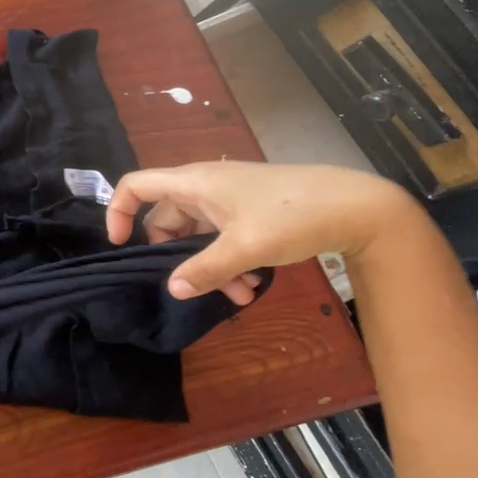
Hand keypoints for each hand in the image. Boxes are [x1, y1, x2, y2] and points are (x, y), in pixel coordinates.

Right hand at [106, 161, 416, 303]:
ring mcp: (227, 198)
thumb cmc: (292, 216)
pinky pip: (222, 236)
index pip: (135, 186)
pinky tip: (254, 284)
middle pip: (167, 220)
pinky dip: (230, 260)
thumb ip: (204, 270)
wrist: (359, 206)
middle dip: (179, 256)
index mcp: (192, 183)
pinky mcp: (249, 210)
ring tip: (241, 294)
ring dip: (210, 265)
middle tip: (198, 285)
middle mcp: (203, 186)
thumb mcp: (246, 248)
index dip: (118, 212)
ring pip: (198, 234)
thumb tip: (172, 289)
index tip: (120, 244)